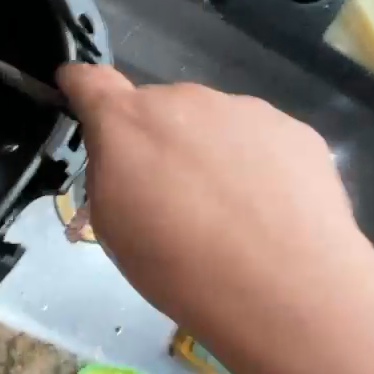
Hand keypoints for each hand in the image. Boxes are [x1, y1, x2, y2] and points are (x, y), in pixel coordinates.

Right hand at [58, 64, 373, 369]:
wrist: (287, 292)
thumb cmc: (176, 264)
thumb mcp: (110, 223)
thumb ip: (108, 171)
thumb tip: (125, 158)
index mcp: (125, 121)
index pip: (88, 80)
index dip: (80, 87)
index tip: (78, 99)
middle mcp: (181, 100)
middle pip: (154, 107)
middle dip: (153, 139)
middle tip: (170, 195)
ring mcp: (243, 110)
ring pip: (208, 121)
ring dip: (204, 149)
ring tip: (227, 209)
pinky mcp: (294, 130)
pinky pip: (256, 137)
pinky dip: (252, 162)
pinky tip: (266, 210)